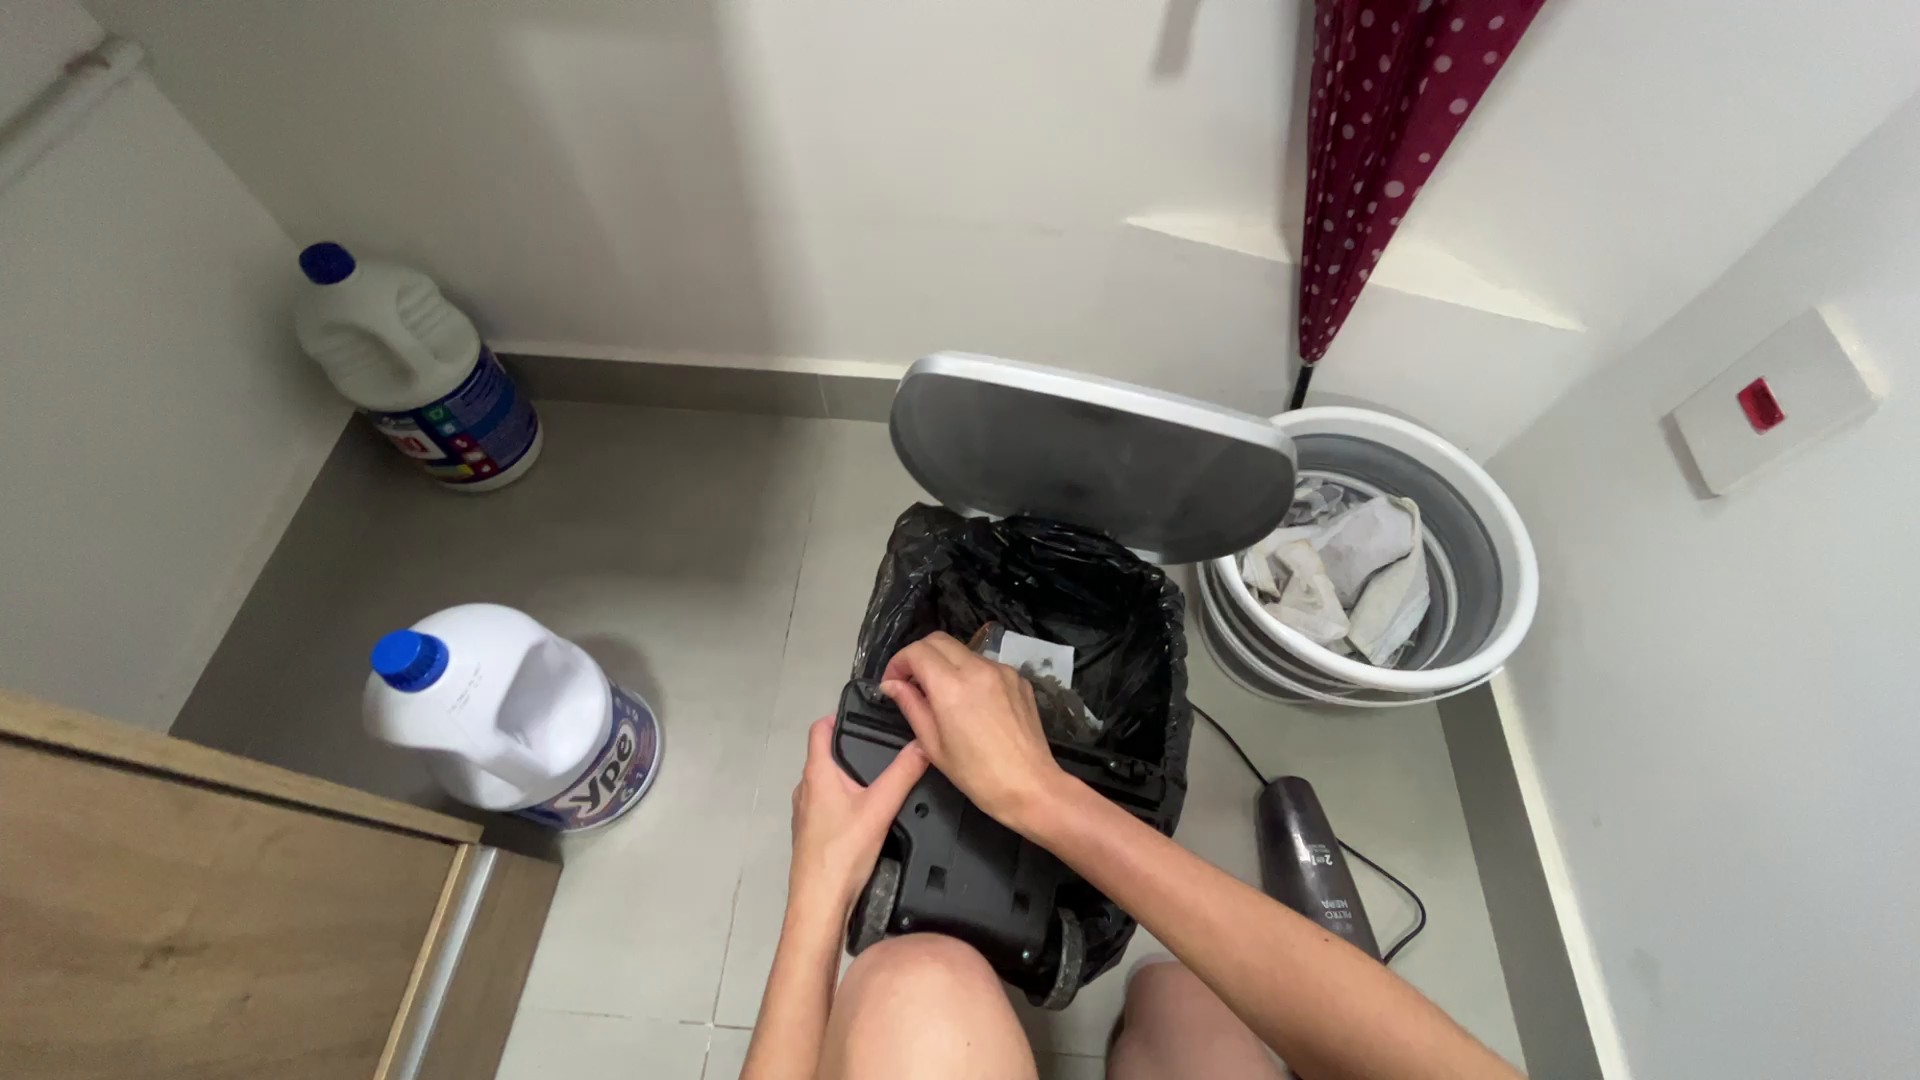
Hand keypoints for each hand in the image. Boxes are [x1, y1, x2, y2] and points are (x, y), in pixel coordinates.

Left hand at [788, 715, 928, 919]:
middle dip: (850, 747)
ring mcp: (804, 813)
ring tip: (879, 777)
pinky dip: (843, 800)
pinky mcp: (809, 834)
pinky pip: (826, 805)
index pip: (819, 729)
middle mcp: (805, 788)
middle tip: (882, 744)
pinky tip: (865, 814)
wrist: (819, 904)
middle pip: (824, 755)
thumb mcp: (880, 807)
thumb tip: (925, 743)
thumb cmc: (843, 851)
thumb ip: (904, 773)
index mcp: (817, 773)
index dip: (838, 716)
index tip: (863, 713)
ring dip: (847, 776)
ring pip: (825, 782)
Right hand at [878, 631, 1068, 832]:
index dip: (898, 662)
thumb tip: (891, 684)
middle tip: (912, 682)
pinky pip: (986, 665)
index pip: (917, 652)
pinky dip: (970, 674)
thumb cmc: (976, 775)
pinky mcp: (1018, 679)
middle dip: (919, 655)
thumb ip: (911, 706)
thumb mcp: (933, 745)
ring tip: (942, 695)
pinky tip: (972, 703)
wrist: (1030, 786)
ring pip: (963, 651)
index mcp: (951, 686)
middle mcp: (978, 669)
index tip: (892, 682)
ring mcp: (1002, 671)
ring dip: (945, 664)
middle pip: (939, 640)